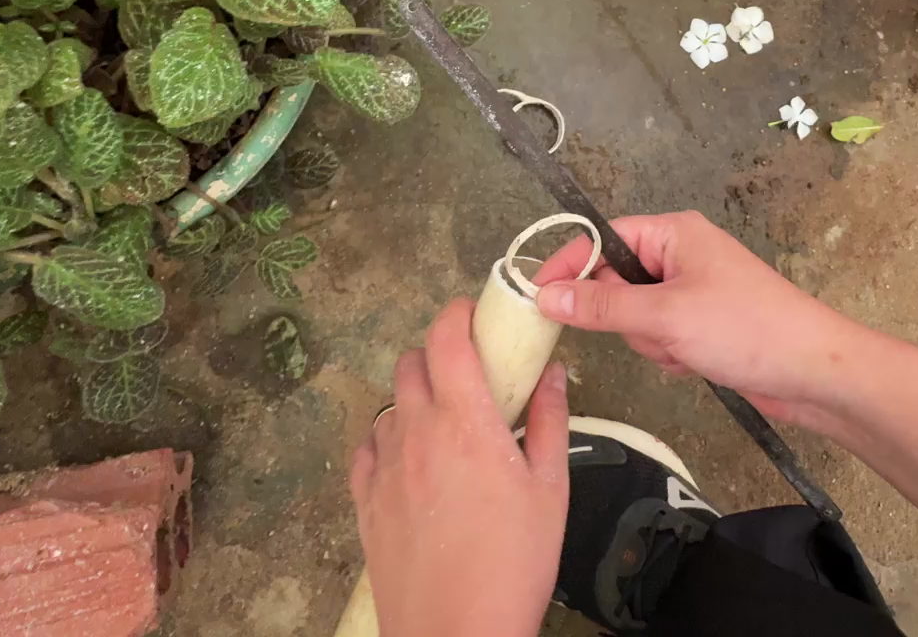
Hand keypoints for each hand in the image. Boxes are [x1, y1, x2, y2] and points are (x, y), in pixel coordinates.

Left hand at [349, 299, 569, 636]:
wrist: (457, 635)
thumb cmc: (515, 559)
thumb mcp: (550, 487)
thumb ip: (548, 419)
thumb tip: (553, 371)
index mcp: (464, 419)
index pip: (446, 338)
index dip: (457, 313)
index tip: (475, 313)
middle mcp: (417, 430)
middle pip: (411, 361)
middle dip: (439, 352)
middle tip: (469, 373)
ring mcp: (384, 466)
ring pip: (390, 402)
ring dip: (416, 396)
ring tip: (444, 422)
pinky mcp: (364, 500)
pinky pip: (367, 446)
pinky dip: (388, 437)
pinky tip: (410, 459)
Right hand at [532, 211, 859, 426]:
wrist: (812, 372)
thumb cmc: (743, 328)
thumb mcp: (665, 316)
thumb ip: (601, 306)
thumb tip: (543, 294)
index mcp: (673, 232)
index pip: (603, 237)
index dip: (570, 263)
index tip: (535, 294)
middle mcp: (678, 253)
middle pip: (615, 279)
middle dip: (627, 315)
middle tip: (652, 332)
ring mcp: (689, 289)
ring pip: (634, 314)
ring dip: (650, 338)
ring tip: (683, 348)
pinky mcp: (698, 321)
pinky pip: (657, 333)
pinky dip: (667, 351)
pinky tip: (694, 360)